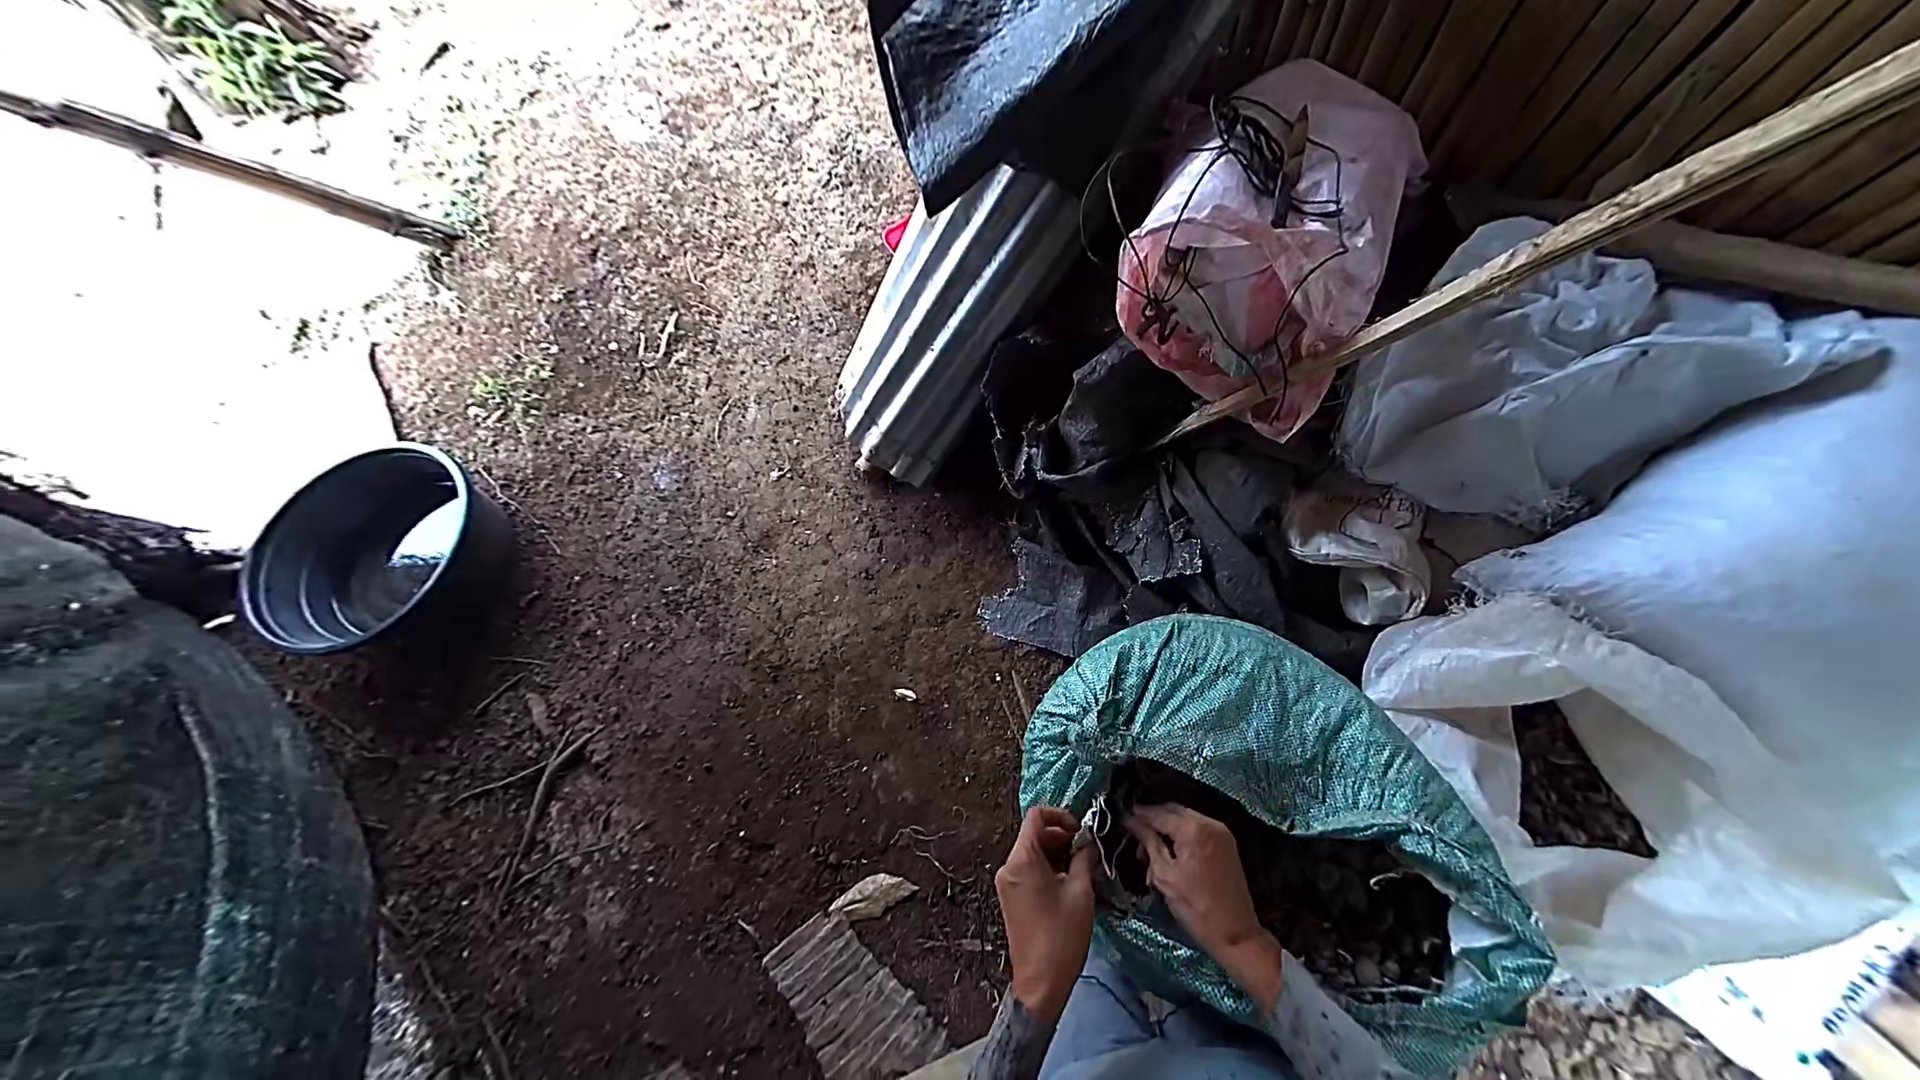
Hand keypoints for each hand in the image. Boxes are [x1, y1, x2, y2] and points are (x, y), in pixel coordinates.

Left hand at [994, 806, 1097, 1024]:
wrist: (1040, 982)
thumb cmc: (1061, 936)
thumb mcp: (1080, 892)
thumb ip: (1083, 860)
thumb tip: (1087, 843)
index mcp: (1022, 859)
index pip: (1036, 816)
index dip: (1060, 815)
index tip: (1079, 830)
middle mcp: (1009, 866)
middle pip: (1033, 834)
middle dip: (1060, 836)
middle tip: (1086, 852)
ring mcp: (1006, 882)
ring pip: (1032, 852)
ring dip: (1056, 853)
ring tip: (1081, 869)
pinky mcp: (1010, 896)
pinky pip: (1027, 869)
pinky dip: (1046, 867)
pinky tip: (1067, 883)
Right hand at [1125, 803, 1284, 1010]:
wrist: (1235, 934)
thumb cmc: (1195, 907)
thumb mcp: (1164, 875)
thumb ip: (1148, 842)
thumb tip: (1131, 821)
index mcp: (1193, 829)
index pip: (1159, 814)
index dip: (1138, 815)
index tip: (1122, 817)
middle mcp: (1209, 823)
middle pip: (1173, 811)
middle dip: (1153, 818)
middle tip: (1134, 830)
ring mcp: (1221, 832)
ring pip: (1185, 818)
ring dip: (1167, 826)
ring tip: (1150, 843)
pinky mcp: (1226, 843)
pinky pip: (1197, 828)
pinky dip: (1182, 833)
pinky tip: (1170, 847)